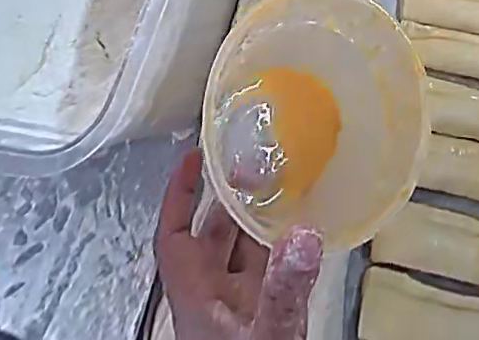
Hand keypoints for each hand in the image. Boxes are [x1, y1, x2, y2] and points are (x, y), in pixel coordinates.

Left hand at [156, 149, 322, 339]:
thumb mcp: (268, 336)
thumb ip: (283, 290)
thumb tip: (304, 233)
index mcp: (196, 298)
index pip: (173, 238)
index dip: (177, 197)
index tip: (193, 158)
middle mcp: (213, 296)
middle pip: (211, 234)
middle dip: (229, 194)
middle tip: (256, 157)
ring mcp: (238, 304)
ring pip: (241, 246)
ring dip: (258, 212)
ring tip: (282, 177)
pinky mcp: (264, 311)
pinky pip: (268, 262)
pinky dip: (282, 236)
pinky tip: (304, 218)